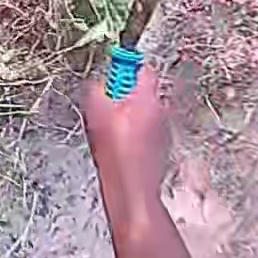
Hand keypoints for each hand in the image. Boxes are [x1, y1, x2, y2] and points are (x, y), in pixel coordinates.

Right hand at [80, 74, 169, 203]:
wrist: (132, 189)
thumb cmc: (117, 151)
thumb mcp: (95, 110)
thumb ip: (97, 88)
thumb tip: (99, 83)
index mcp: (147, 98)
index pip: (143, 68)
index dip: (125, 68)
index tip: (112, 76)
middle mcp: (159, 111)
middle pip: (142, 88)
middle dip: (123, 92)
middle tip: (107, 102)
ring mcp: (162, 129)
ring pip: (143, 108)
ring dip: (128, 111)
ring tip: (110, 125)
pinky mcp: (159, 145)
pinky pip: (145, 126)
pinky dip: (133, 128)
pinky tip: (119, 141)